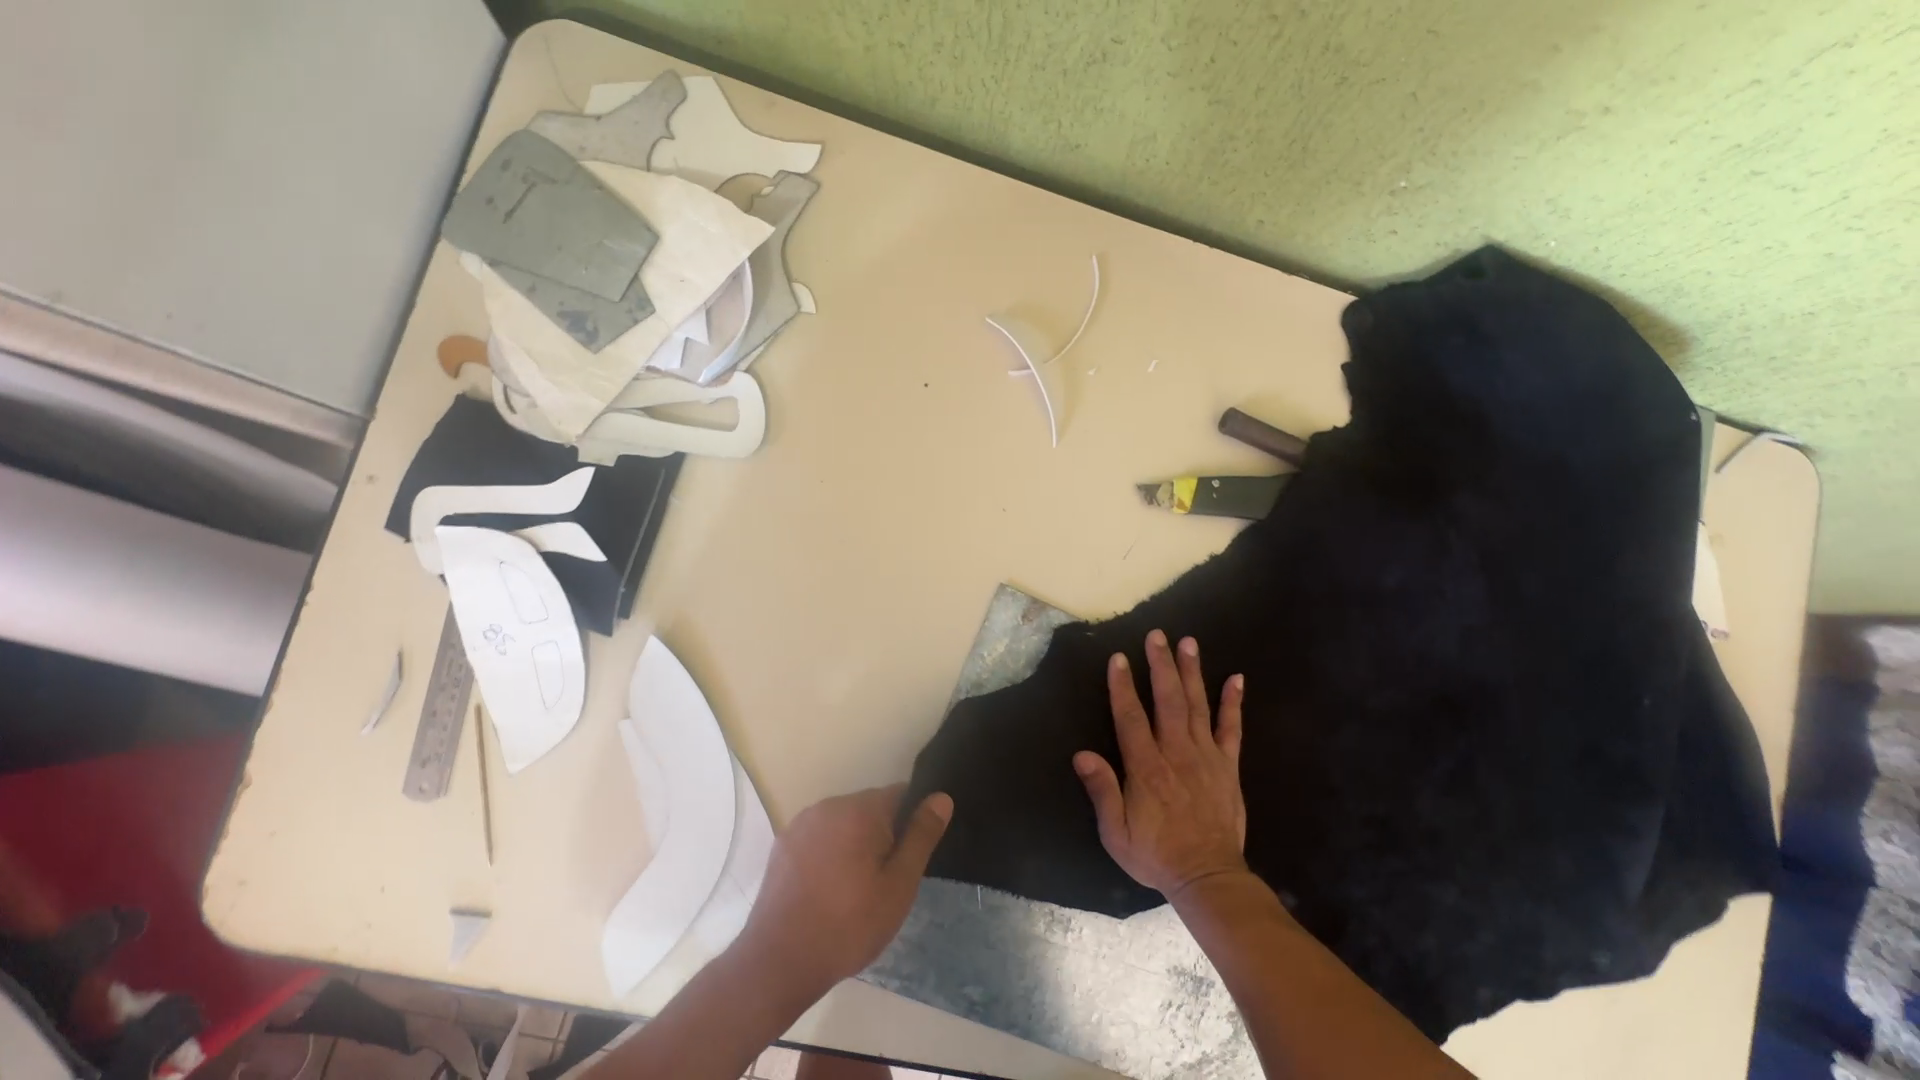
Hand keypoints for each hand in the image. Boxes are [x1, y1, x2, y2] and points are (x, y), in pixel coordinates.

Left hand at [738, 785, 951, 989]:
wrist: (779, 961)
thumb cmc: (849, 925)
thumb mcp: (899, 885)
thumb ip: (921, 836)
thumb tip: (941, 797)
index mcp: (858, 810)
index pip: (901, 795)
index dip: (913, 823)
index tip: (912, 859)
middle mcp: (827, 806)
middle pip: (870, 809)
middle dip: (884, 836)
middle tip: (888, 883)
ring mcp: (800, 826)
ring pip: (843, 825)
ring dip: (856, 846)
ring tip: (857, 892)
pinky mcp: (782, 847)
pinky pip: (819, 840)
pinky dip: (830, 856)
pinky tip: (828, 893)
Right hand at [1073, 630, 1247, 898]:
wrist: (1208, 877)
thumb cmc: (1156, 855)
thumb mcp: (1116, 833)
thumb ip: (1101, 791)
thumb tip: (1082, 754)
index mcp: (1145, 768)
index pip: (1130, 718)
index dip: (1123, 686)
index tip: (1119, 658)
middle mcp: (1176, 754)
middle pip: (1167, 701)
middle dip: (1161, 666)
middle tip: (1157, 635)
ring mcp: (1206, 757)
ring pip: (1197, 706)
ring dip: (1192, 672)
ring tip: (1188, 642)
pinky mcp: (1228, 767)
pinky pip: (1231, 729)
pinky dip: (1233, 703)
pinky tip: (1236, 679)